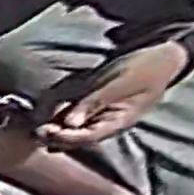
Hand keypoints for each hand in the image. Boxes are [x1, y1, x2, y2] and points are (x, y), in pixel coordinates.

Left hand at [36, 42, 188, 147]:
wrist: (158, 55)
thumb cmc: (143, 67)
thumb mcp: (119, 83)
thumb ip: (94, 103)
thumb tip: (70, 123)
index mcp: (118, 122)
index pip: (86, 138)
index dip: (64, 137)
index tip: (45, 131)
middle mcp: (105, 124)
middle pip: (74, 139)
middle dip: (53, 136)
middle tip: (35, 130)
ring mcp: (97, 118)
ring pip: (68, 131)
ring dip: (52, 130)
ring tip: (35, 125)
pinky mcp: (89, 110)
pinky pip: (68, 120)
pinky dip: (55, 120)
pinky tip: (42, 117)